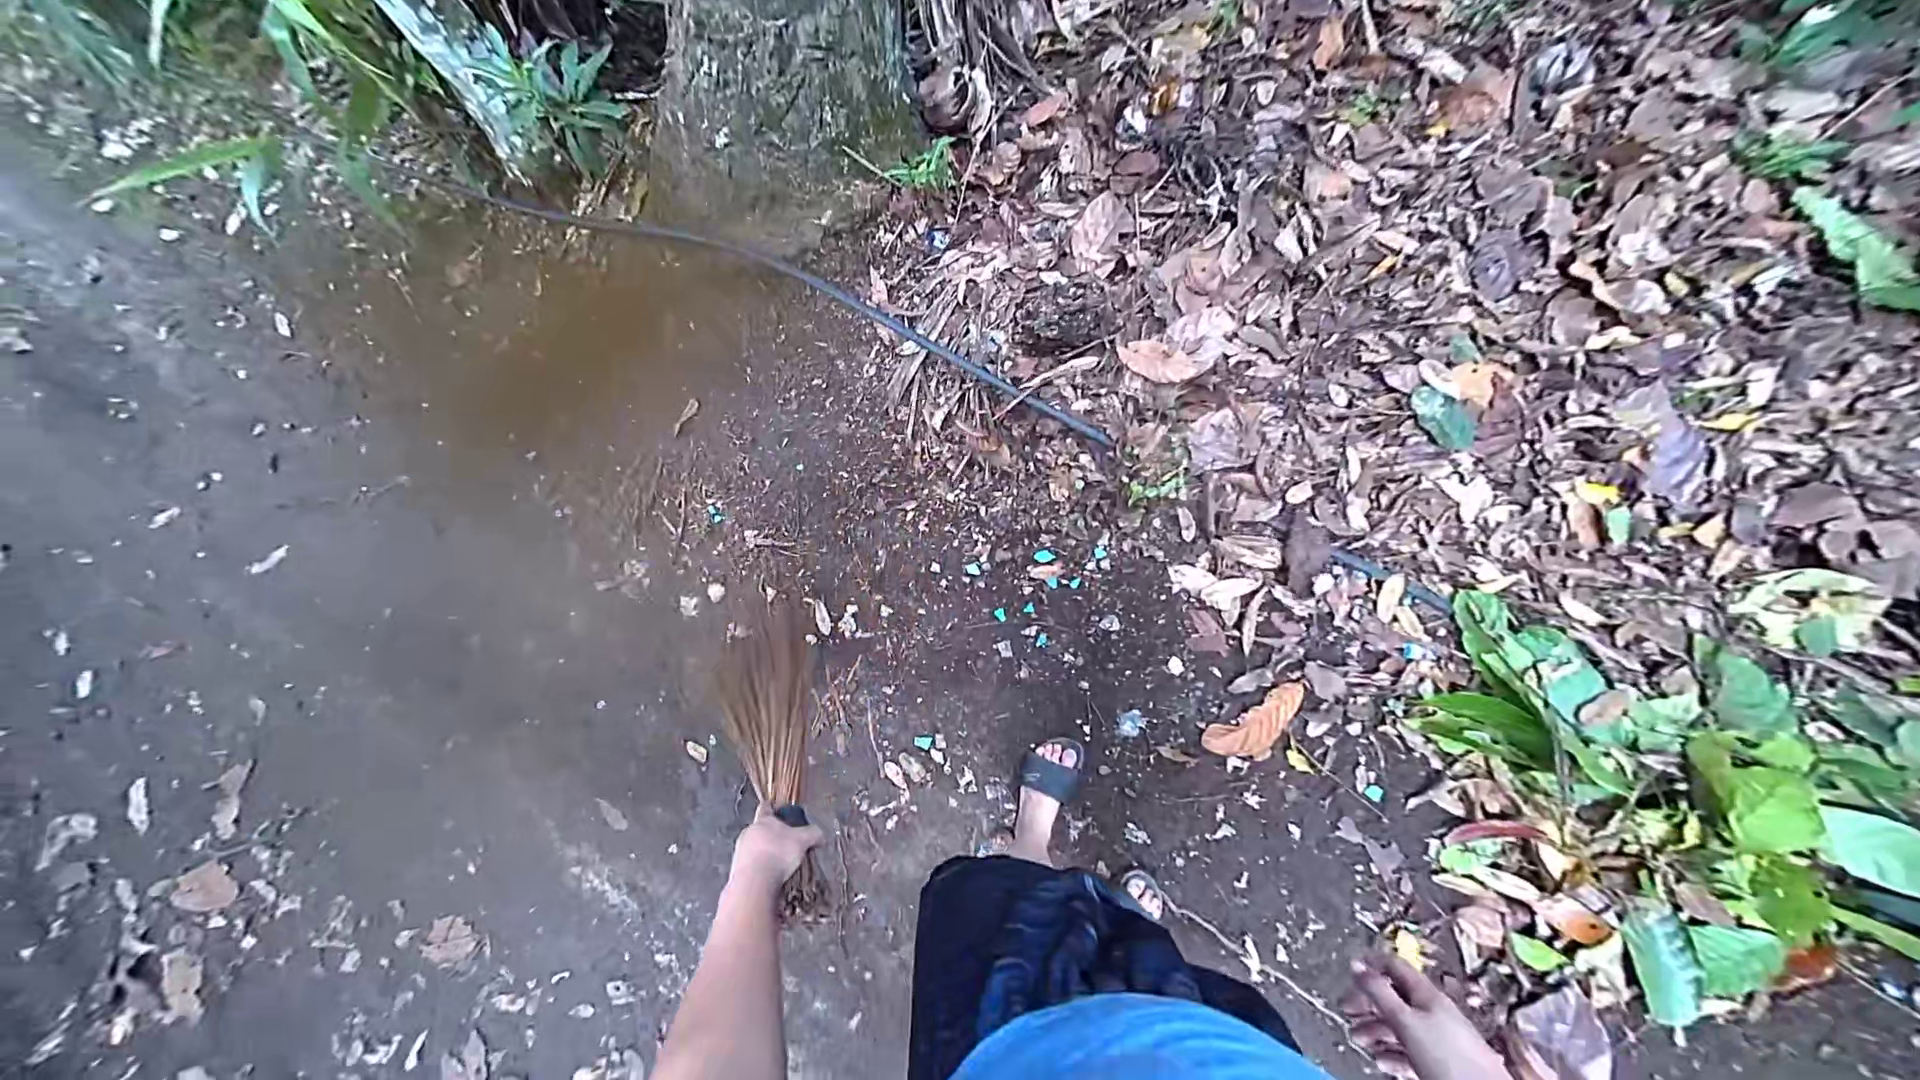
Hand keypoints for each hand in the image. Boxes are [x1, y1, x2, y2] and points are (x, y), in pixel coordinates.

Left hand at [726, 805, 822, 898]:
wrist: (754, 882)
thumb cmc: (778, 853)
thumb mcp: (803, 840)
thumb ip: (813, 834)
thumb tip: (821, 835)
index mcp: (763, 820)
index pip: (765, 807)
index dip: (772, 808)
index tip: (777, 811)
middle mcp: (748, 832)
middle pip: (760, 829)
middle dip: (771, 835)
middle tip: (785, 844)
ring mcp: (740, 851)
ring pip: (754, 847)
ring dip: (764, 853)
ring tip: (778, 864)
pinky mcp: (736, 870)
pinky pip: (750, 865)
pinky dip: (759, 868)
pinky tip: (769, 876)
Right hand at [1339, 956, 1511, 1079]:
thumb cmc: (1447, 1057)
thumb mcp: (1405, 1020)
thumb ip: (1378, 991)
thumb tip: (1356, 963)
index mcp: (1427, 995)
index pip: (1394, 966)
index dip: (1371, 963)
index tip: (1350, 969)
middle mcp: (1434, 1012)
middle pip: (1394, 998)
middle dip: (1368, 1003)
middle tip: (1346, 1009)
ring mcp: (1440, 1039)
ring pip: (1401, 1026)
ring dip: (1375, 1029)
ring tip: (1358, 1038)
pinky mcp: (1443, 1064)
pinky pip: (1411, 1050)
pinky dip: (1392, 1051)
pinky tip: (1381, 1059)